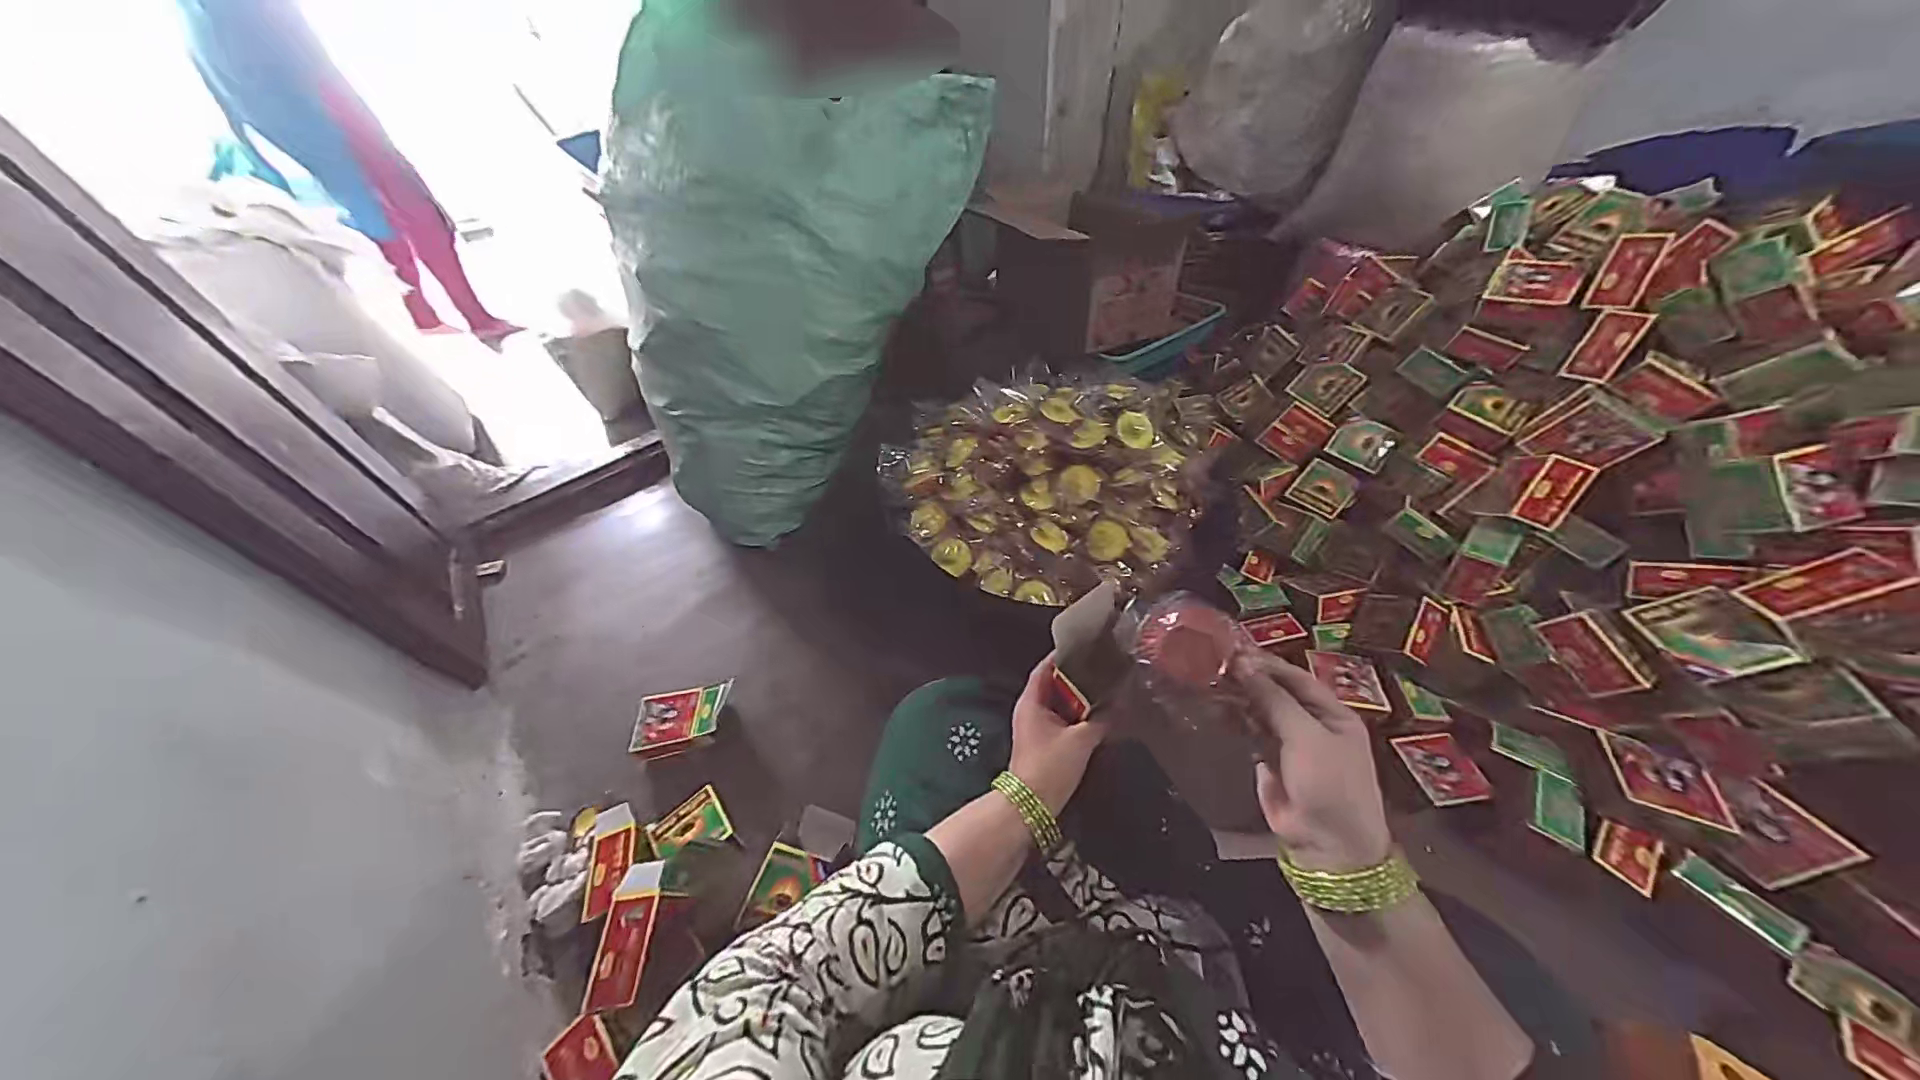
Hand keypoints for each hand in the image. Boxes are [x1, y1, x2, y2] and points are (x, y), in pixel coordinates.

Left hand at [1008, 654, 1110, 816]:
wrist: (1031, 805)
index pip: (1045, 668)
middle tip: (1100, 666)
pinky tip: (1096, 715)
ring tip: (1103, 687)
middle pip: (1053, 684)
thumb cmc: (1050, 765)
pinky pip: (1060, 719)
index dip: (1062, 656)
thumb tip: (1120, 705)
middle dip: (1075, 677)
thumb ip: (1102, 719)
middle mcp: (1029, 709)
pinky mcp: (1043, 742)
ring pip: (1058, 703)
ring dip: (1077, 698)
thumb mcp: (1081, 740)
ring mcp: (1035, 726)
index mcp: (1031, 700)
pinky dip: (1076, 714)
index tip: (1083, 646)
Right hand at [1229, 647, 1391, 872]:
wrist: (1328, 844)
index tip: (1233, 651)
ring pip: (1261, 711)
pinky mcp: (1270, 761)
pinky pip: (1251, 733)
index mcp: (1332, 714)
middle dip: (1249, 679)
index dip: (1266, 664)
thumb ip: (1274, 699)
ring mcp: (1290, 743)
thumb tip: (1244, 666)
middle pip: (1277, 692)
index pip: (1296, 678)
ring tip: (1209, 681)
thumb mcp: (1306, 736)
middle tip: (1214, 663)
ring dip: (1239, 697)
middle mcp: (1312, 724)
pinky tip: (1215, 707)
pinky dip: (1235, 720)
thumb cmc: (1329, 783)